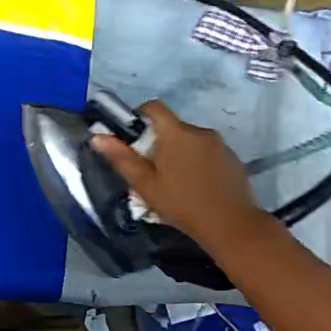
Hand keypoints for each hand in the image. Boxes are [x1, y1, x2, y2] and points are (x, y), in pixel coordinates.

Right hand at [90, 100, 264, 244]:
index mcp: (176, 134)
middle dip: (159, 142)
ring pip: (191, 141)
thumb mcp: (144, 184)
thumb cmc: (180, 203)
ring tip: (173, 182)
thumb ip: (121, 158)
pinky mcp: (232, 159)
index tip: (132, 135)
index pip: (155, 107)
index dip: (140, 115)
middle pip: (173, 127)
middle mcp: (200, 132)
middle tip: (150, 170)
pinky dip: (197, 163)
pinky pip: (208, 153)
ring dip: (179, 153)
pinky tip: (195, 187)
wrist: (230, 223)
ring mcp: (220, 145)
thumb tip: (97, 137)